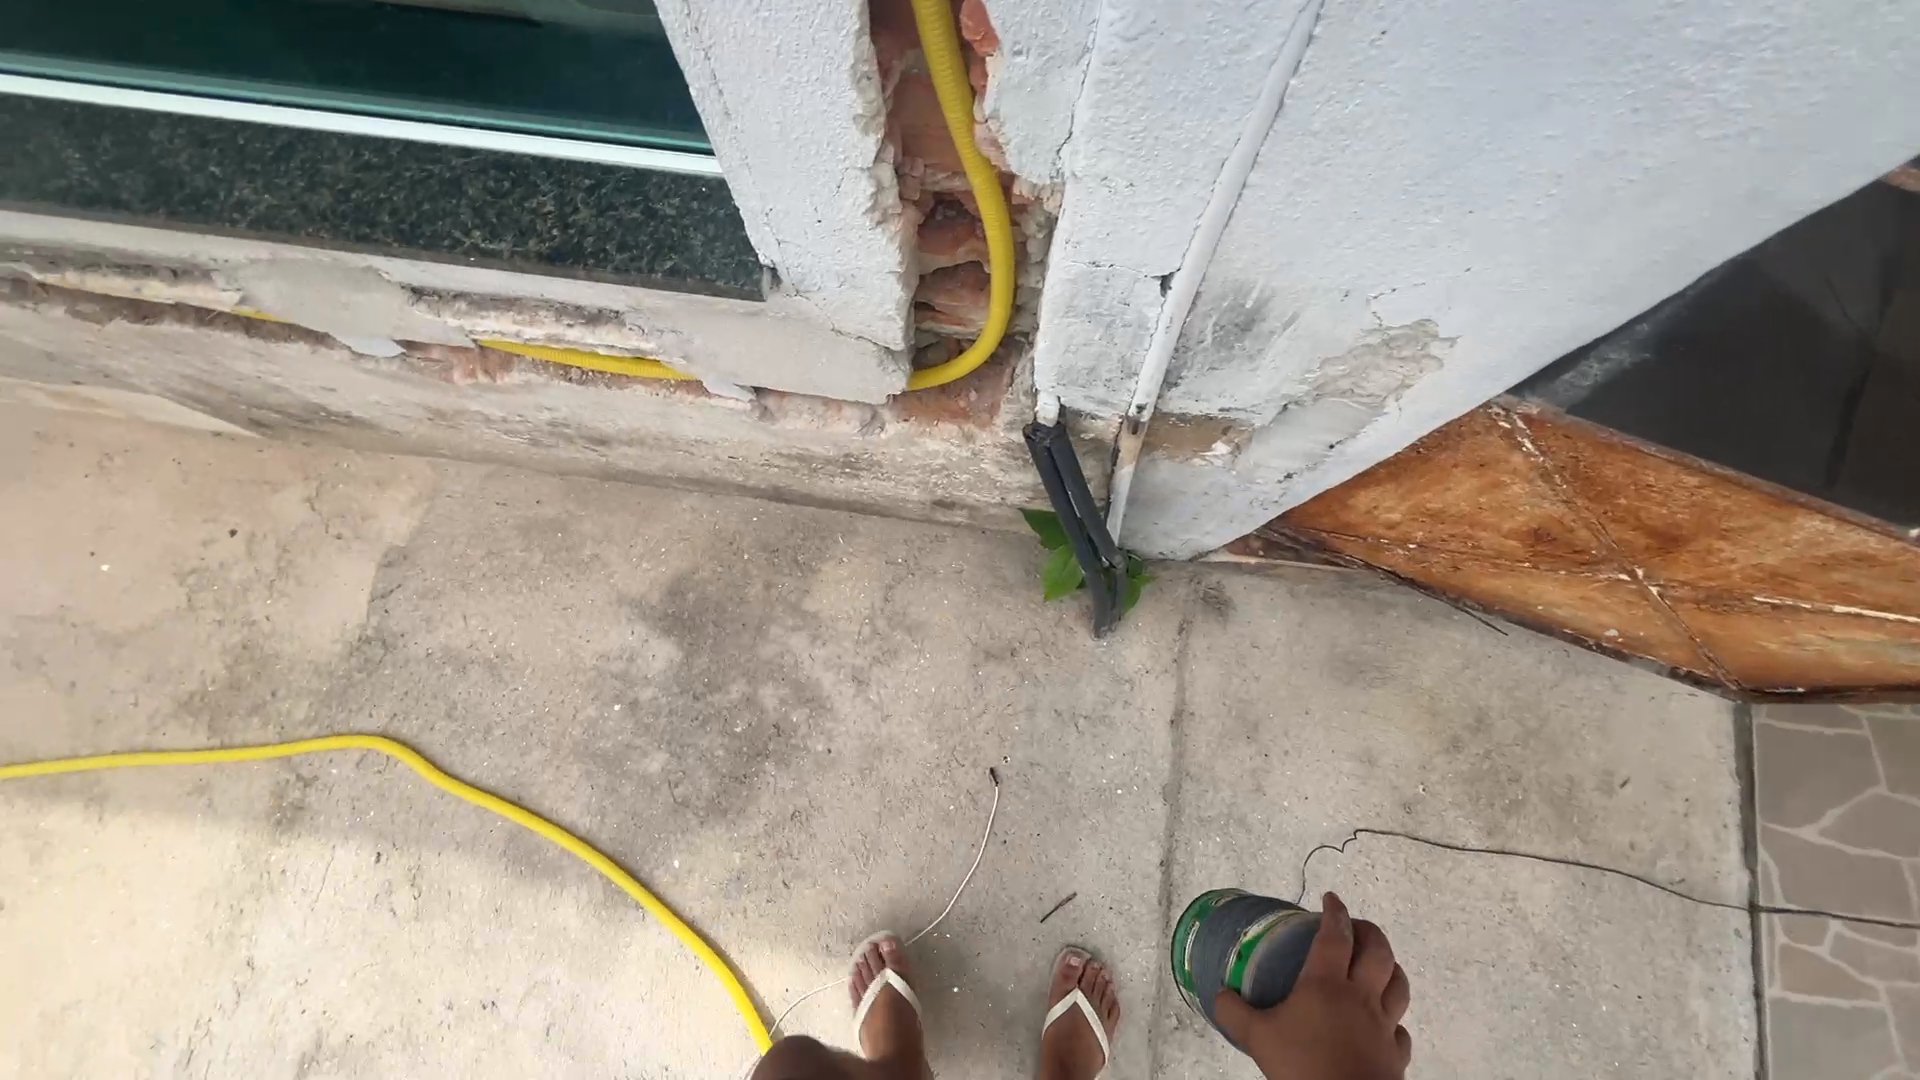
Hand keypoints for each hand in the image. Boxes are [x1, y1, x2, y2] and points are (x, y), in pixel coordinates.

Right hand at [1212, 892, 1411, 1079]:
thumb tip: (1218, 995)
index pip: (1336, 934)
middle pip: (1380, 952)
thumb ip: (1234, 1012)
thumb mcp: (1257, 1038)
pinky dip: (1393, 1018)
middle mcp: (1360, 997)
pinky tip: (1382, 1022)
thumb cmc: (1303, 1066)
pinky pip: (1401, 1029)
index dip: (1335, 911)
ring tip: (1377, 964)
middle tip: (1354, 926)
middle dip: (1370, 931)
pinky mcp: (1397, 1056)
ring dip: (1391, 968)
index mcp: (1326, 983)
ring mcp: (1384, 1026)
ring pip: (1399, 985)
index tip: (1331, 898)